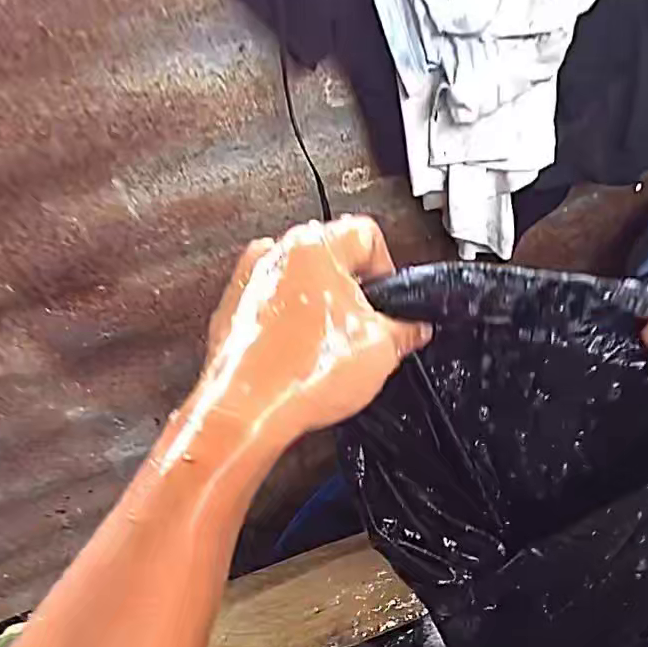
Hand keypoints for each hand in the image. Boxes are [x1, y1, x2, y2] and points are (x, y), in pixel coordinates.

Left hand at [191, 217, 431, 450]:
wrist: (248, 412)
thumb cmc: (300, 376)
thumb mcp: (382, 351)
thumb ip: (407, 329)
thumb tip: (414, 328)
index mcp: (313, 246)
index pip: (367, 234)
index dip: (389, 271)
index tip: (389, 301)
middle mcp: (274, 254)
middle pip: (332, 260)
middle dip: (353, 295)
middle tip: (364, 331)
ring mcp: (248, 284)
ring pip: (301, 286)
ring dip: (320, 313)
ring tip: (331, 351)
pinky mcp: (233, 315)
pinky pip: (274, 313)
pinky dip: (290, 331)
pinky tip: (303, 361)